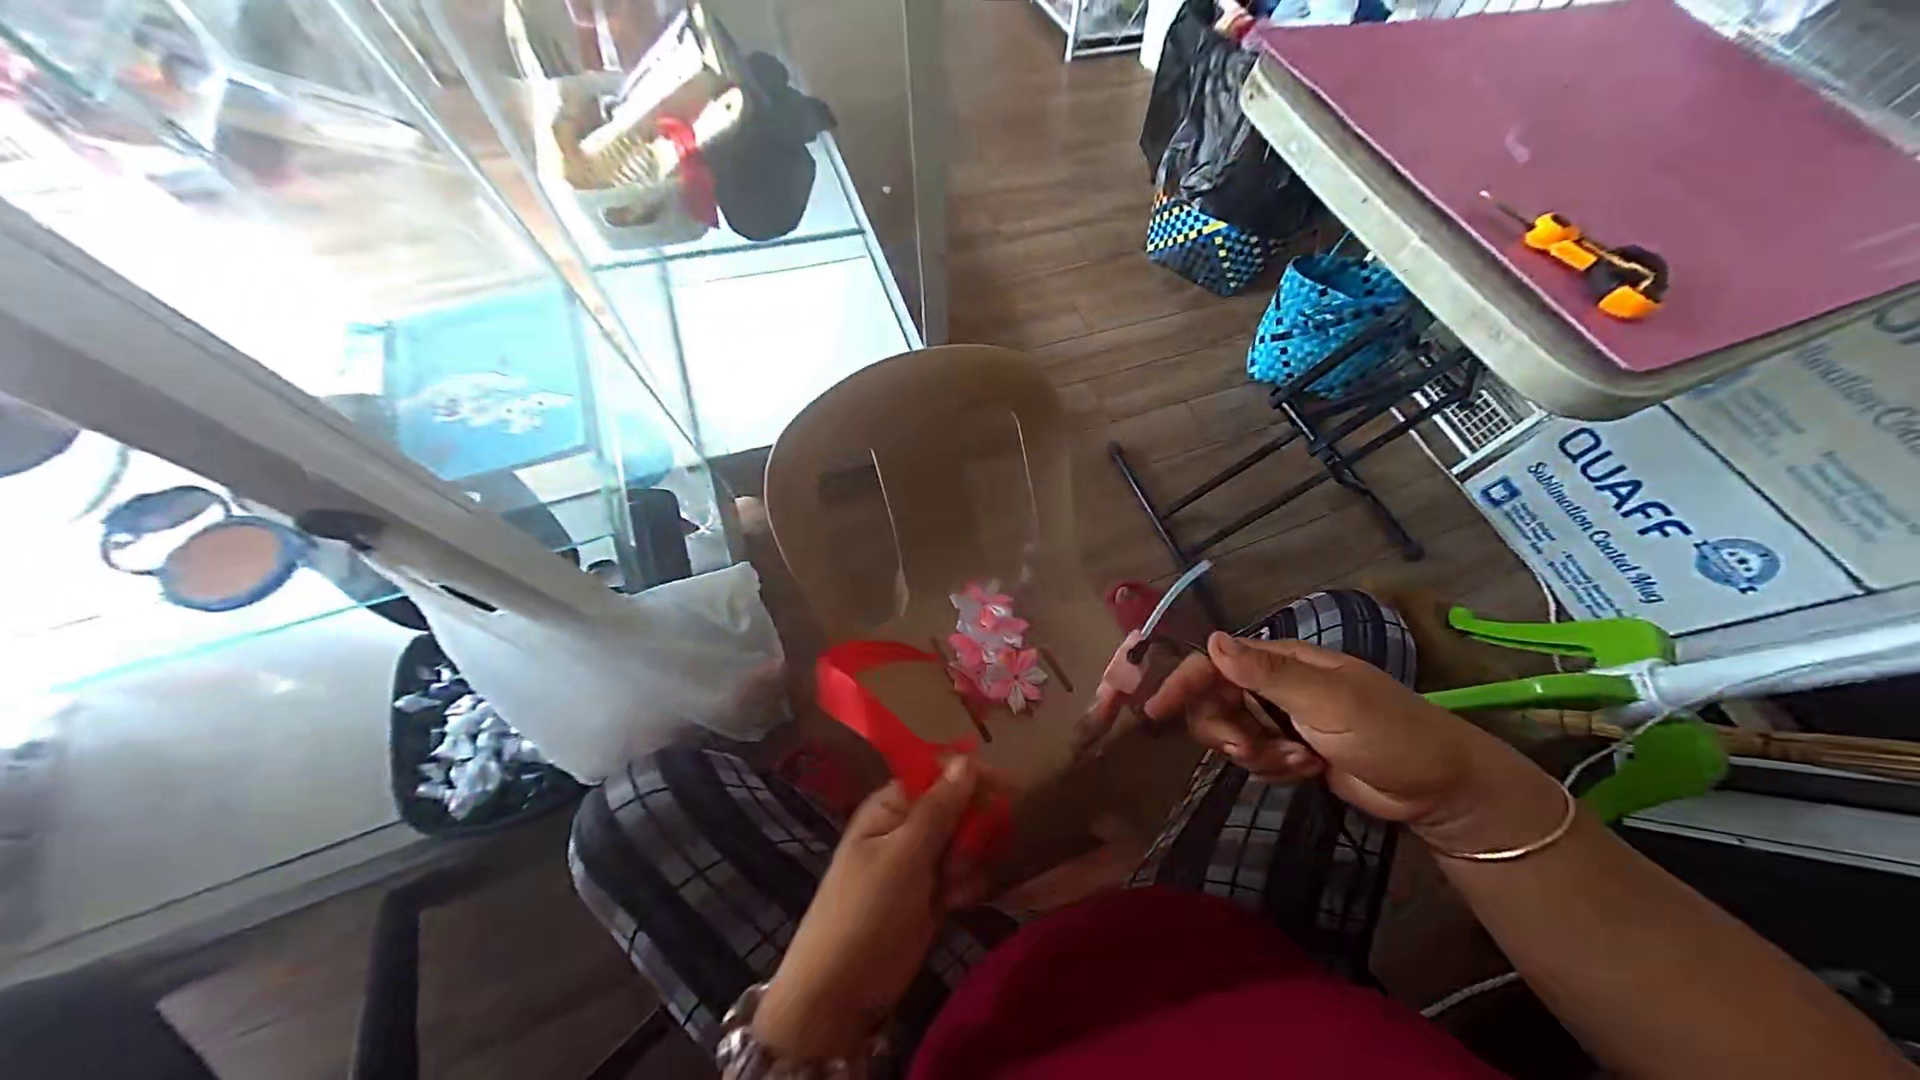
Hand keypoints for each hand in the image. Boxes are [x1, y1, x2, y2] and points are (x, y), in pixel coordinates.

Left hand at [754, 757, 982, 1059]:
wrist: (841, 993)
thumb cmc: (867, 912)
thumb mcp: (904, 856)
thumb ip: (939, 808)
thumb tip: (968, 760)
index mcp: (892, 805)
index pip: (940, 773)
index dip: (974, 777)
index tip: (1011, 789)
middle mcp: (908, 825)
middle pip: (960, 807)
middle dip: (973, 830)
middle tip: (964, 861)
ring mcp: (920, 860)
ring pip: (967, 841)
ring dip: (971, 862)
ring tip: (954, 891)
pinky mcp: (932, 892)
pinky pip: (964, 873)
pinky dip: (967, 885)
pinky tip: (957, 905)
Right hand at [1144, 632, 1568, 854]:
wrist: (1439, 791)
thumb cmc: (1389, 733)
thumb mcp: (1330, 701)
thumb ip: (1267, 674)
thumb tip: (1211, 641)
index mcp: (1280, 660)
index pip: (1214, 663)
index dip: (1182, 682)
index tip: (1155, 710)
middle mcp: (1272, 684)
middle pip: (1213, 700)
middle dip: (1224, 729)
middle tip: (1245, 750)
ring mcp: (1278, 718)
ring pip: (1229, 732)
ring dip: (1253, 752)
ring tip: (1296, 762)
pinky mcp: (1286, 750)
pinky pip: (1252, 757)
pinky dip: (1272, 767)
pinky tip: (1306, 770)